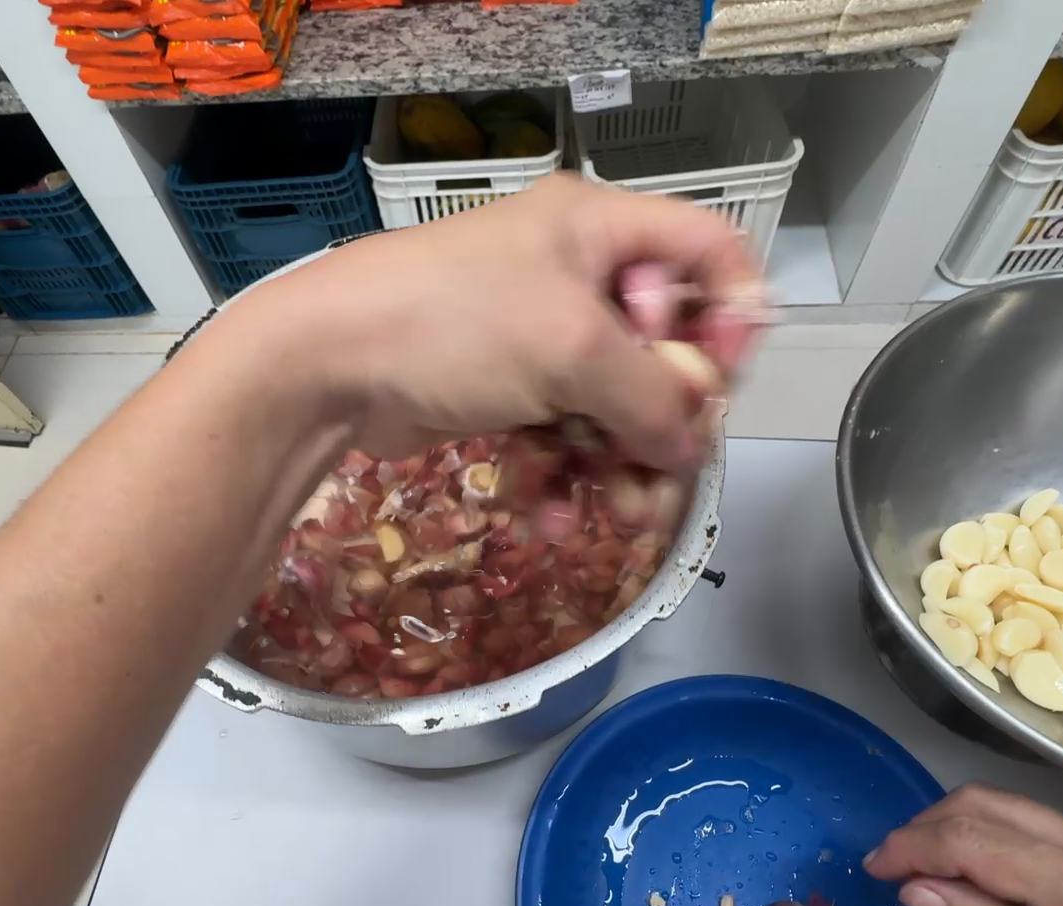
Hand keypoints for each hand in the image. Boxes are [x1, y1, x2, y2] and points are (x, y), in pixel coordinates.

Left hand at [201, 174, 765, 470]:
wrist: (330, 366)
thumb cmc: (457, 325)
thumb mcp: (572, 350)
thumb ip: (652, 397)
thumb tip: (693, 448)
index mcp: (600, 232)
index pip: (706, 251)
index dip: (732, 315)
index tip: (722, 382)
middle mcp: (574, 278)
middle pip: (660, 348)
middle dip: (666, 419)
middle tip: (669, 476)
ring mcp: (536, 337)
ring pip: (609, 404)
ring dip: (619, 464)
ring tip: (623, 516)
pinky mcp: (504, 390)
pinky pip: (558, 433)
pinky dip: (562, 475)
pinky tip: (552, 516)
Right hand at [864, 785, 1062, 905]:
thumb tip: (921, 894)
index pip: (973, 842)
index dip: (911, 848)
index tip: (872, 868)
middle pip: (986, 805)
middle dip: (926, 827)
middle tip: (894, 868)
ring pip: (1011, 807)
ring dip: (958, 829)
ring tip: (933, 879)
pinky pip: (1042, 828)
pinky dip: (997, 841)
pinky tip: (990, 885)